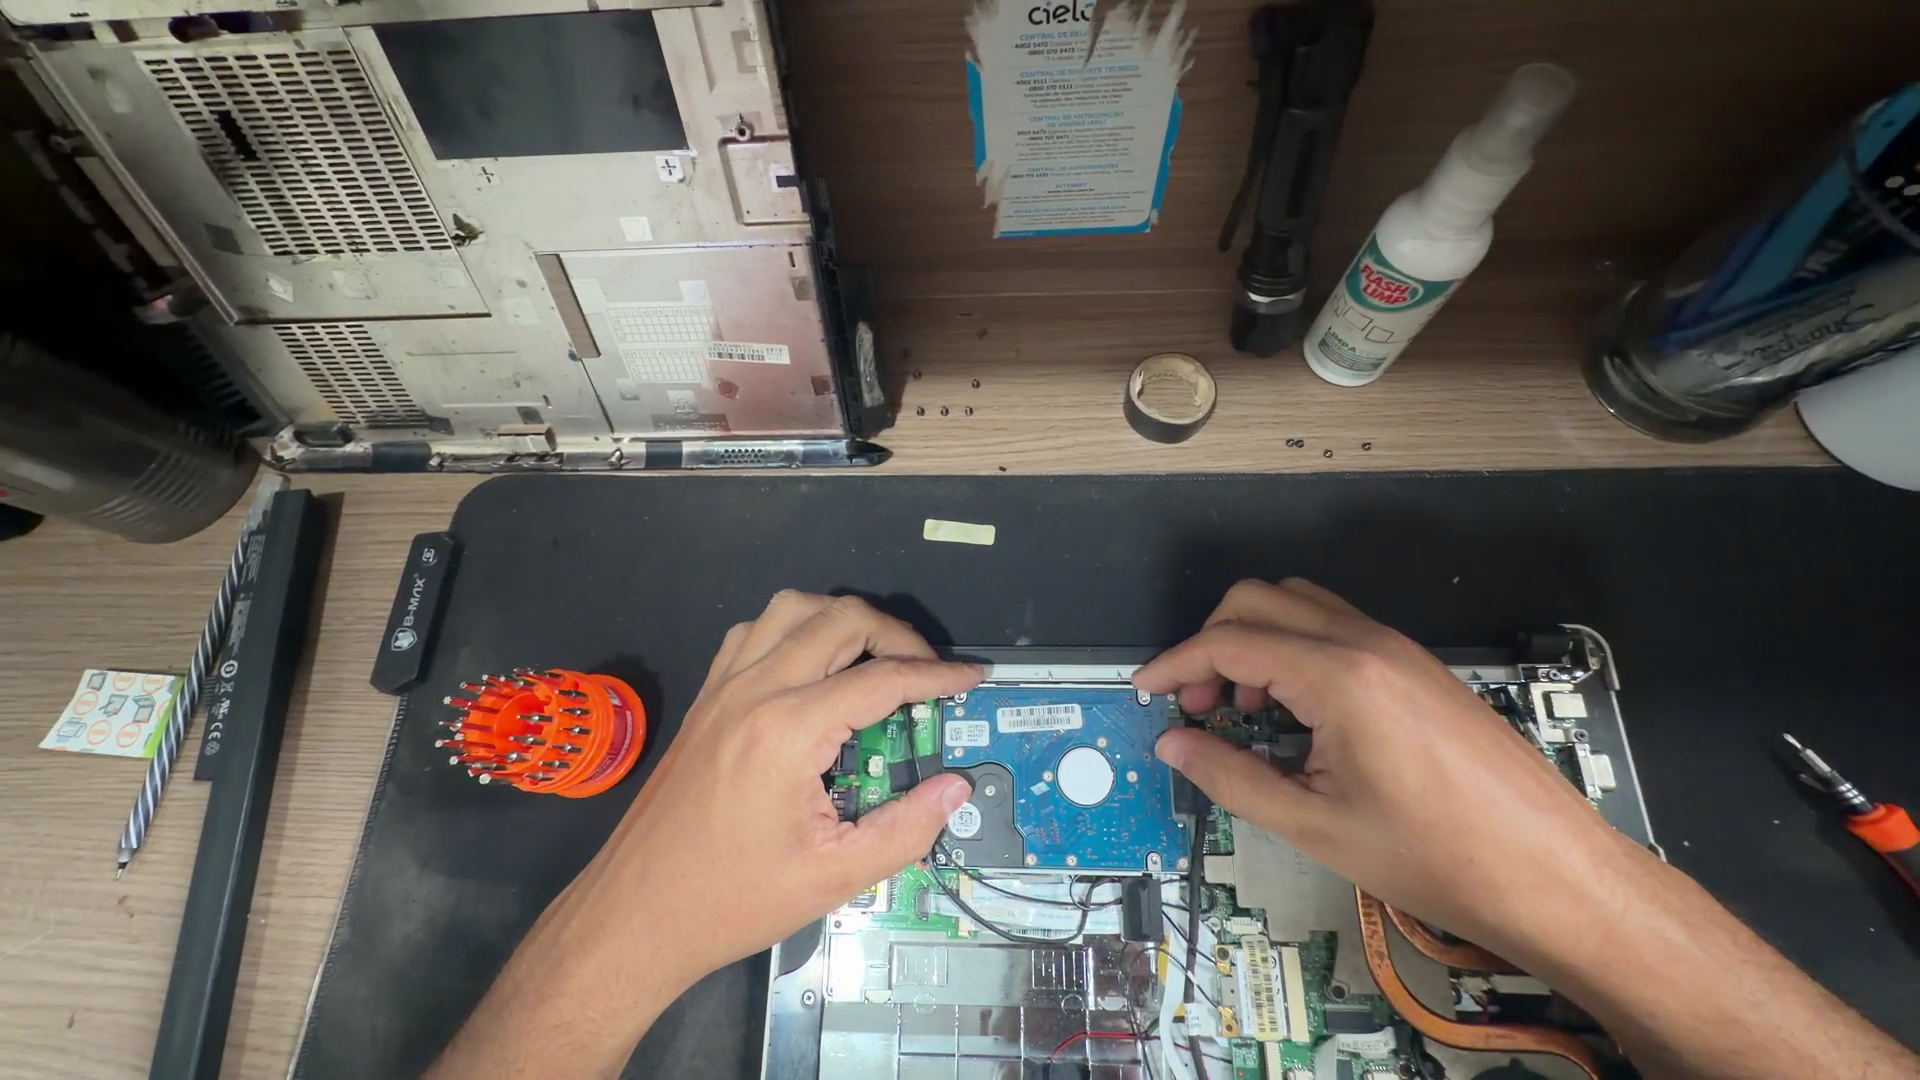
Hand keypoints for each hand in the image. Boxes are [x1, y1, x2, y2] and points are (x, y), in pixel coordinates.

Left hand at [578, 591, 979, 986]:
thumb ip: (905, 829)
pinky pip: (753, 631)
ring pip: (791, 607)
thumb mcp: (833, 878)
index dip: (937, 674)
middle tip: (925, 671)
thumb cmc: (732, 899)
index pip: (882, 679)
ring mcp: (723, 687)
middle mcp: (755, 690)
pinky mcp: (706, 697)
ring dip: (841, 619)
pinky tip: (809, 666)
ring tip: (872, 657)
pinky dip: (794, 629)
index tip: (971, 677)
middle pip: (840, 619)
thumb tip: (955, 787)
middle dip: (896, 635)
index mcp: (789, 730)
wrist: (634, 916)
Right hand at [1136, 578, 1646, 961]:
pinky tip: (1294, 710)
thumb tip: (1175, 746)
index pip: (1229, 641)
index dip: (1176, 662)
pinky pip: (1331, 627)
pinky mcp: (1414, 665)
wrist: (1559, 878)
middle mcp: (1368, 644)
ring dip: (1251, 639)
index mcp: (1341, 677)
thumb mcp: (1316, 826)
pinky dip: (1290, 648)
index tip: (1149, 688)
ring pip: (1296, 603)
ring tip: (1243, 708)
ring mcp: (1396, 649)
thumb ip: (1230, 777)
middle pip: (1256, 599)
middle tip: (1196, 703)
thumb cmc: (1442, 857)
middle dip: (1209, 642)